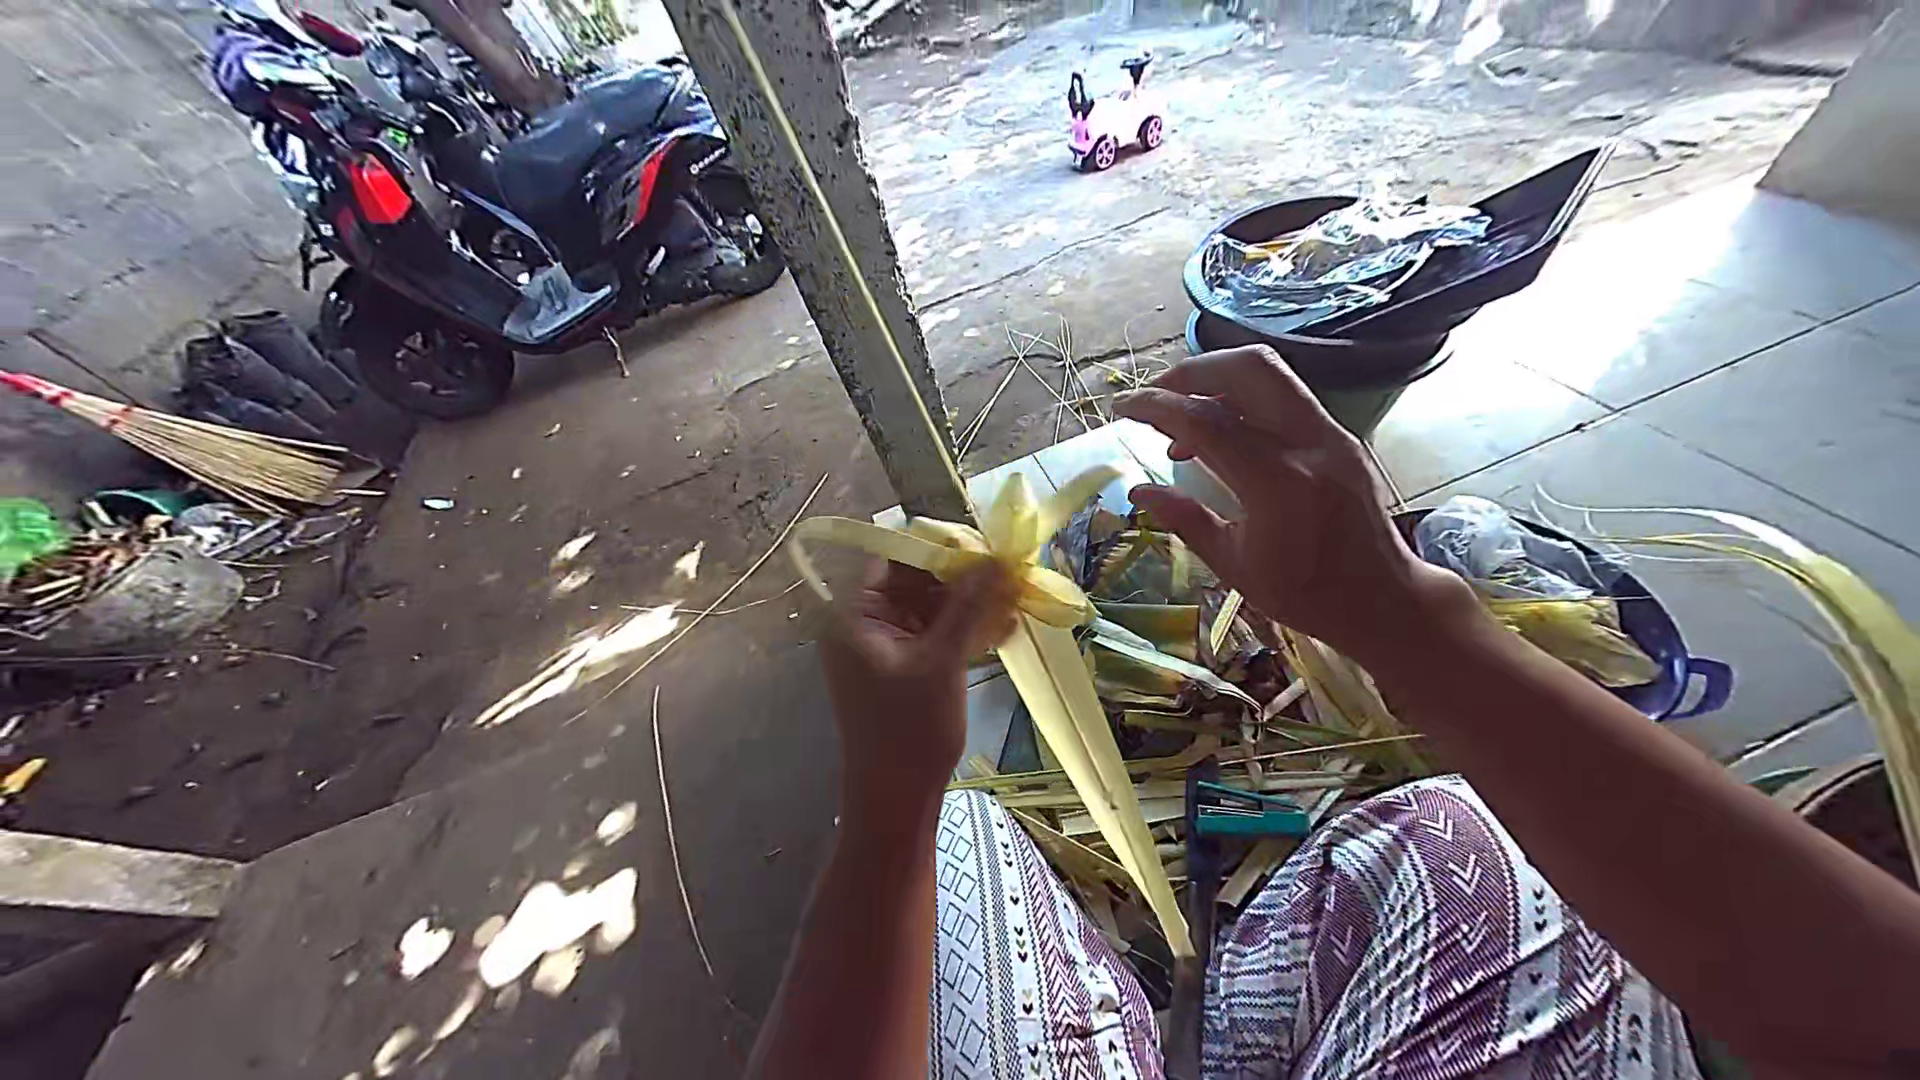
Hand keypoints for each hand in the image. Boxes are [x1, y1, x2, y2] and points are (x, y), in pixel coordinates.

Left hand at [821, 561, 1017, 814]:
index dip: (938, 549)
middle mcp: (864, 623)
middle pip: (915, 582)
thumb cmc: (909, 731)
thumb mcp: (941, 662)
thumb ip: (967, 606)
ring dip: (970, 605)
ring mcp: (884, 645)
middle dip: (962, 579)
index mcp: (853, 615)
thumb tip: (996, 559)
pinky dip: (964, 630)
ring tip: (1015, 599)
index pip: (894, 559)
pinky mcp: (904, 665)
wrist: (897, 801)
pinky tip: (1003, 628)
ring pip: (930, 608)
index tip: (983, 547)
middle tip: (1008, 572)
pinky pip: (935, 634)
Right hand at [1113, 346, 1474, 665]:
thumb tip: (1136, 491)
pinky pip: (1283, 396)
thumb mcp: (1233, 565)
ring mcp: (1331, 434)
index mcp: (1279, 485)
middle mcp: (1310, 445)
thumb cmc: (1304, 594)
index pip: (1207, 422)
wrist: (1384, 599)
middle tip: (1155, 396)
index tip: (1122, 408)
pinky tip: (1216, 433)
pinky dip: (1239, 399)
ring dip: (1215, 379)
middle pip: (1248, 369)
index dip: (1156, 407)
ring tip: (1179, 414)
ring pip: (1270, 374)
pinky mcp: (1339, 435)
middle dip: (1190, 371)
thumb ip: (1184, 519)